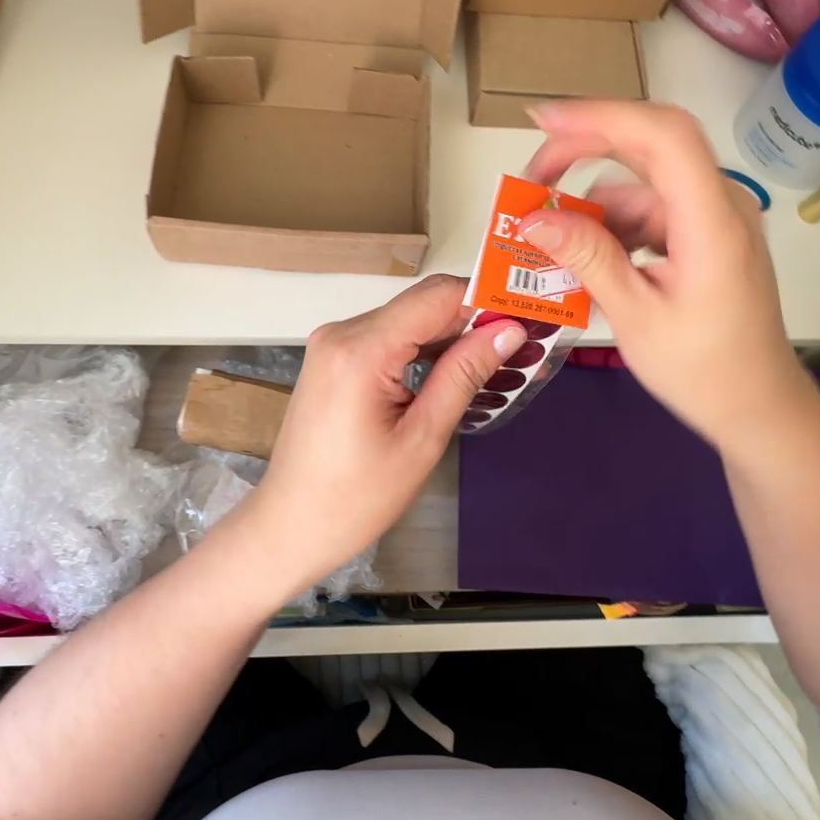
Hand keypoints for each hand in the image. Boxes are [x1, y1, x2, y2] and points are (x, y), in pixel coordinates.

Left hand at [225, 275, 525, 599]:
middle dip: (472, 318)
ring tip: (495, 361)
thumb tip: (507, 331)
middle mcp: (341, 332)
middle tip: (521, 345)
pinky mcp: (332, 359)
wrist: (291, 524)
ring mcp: (332, 343)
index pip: (436, 296)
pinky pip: (386, 337)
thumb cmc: (357, 496)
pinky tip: (452, 370)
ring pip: (406, 319)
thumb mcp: (422, 438)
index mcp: (360, 349)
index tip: (528, 316)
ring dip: (449, 334)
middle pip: (421, 304)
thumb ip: (463, 374)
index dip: (486, 298)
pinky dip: (421, 348)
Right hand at [519, 101, 813, 444]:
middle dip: (583, 153)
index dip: (601, 117)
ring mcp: (715, 216)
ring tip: (550, 245)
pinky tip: (585, 261)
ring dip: (594, 207)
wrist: (756, 406)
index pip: (663, 137)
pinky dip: (613, 227)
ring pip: (641, 185)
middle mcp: (720, 203)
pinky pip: (650, 211)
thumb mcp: (636, 316)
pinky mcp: (705, 233)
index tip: (543, 122)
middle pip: (649, 146)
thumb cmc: (703, 370)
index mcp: (711, 221)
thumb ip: (587, 259)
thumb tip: (533, 220)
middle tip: (531, 182)